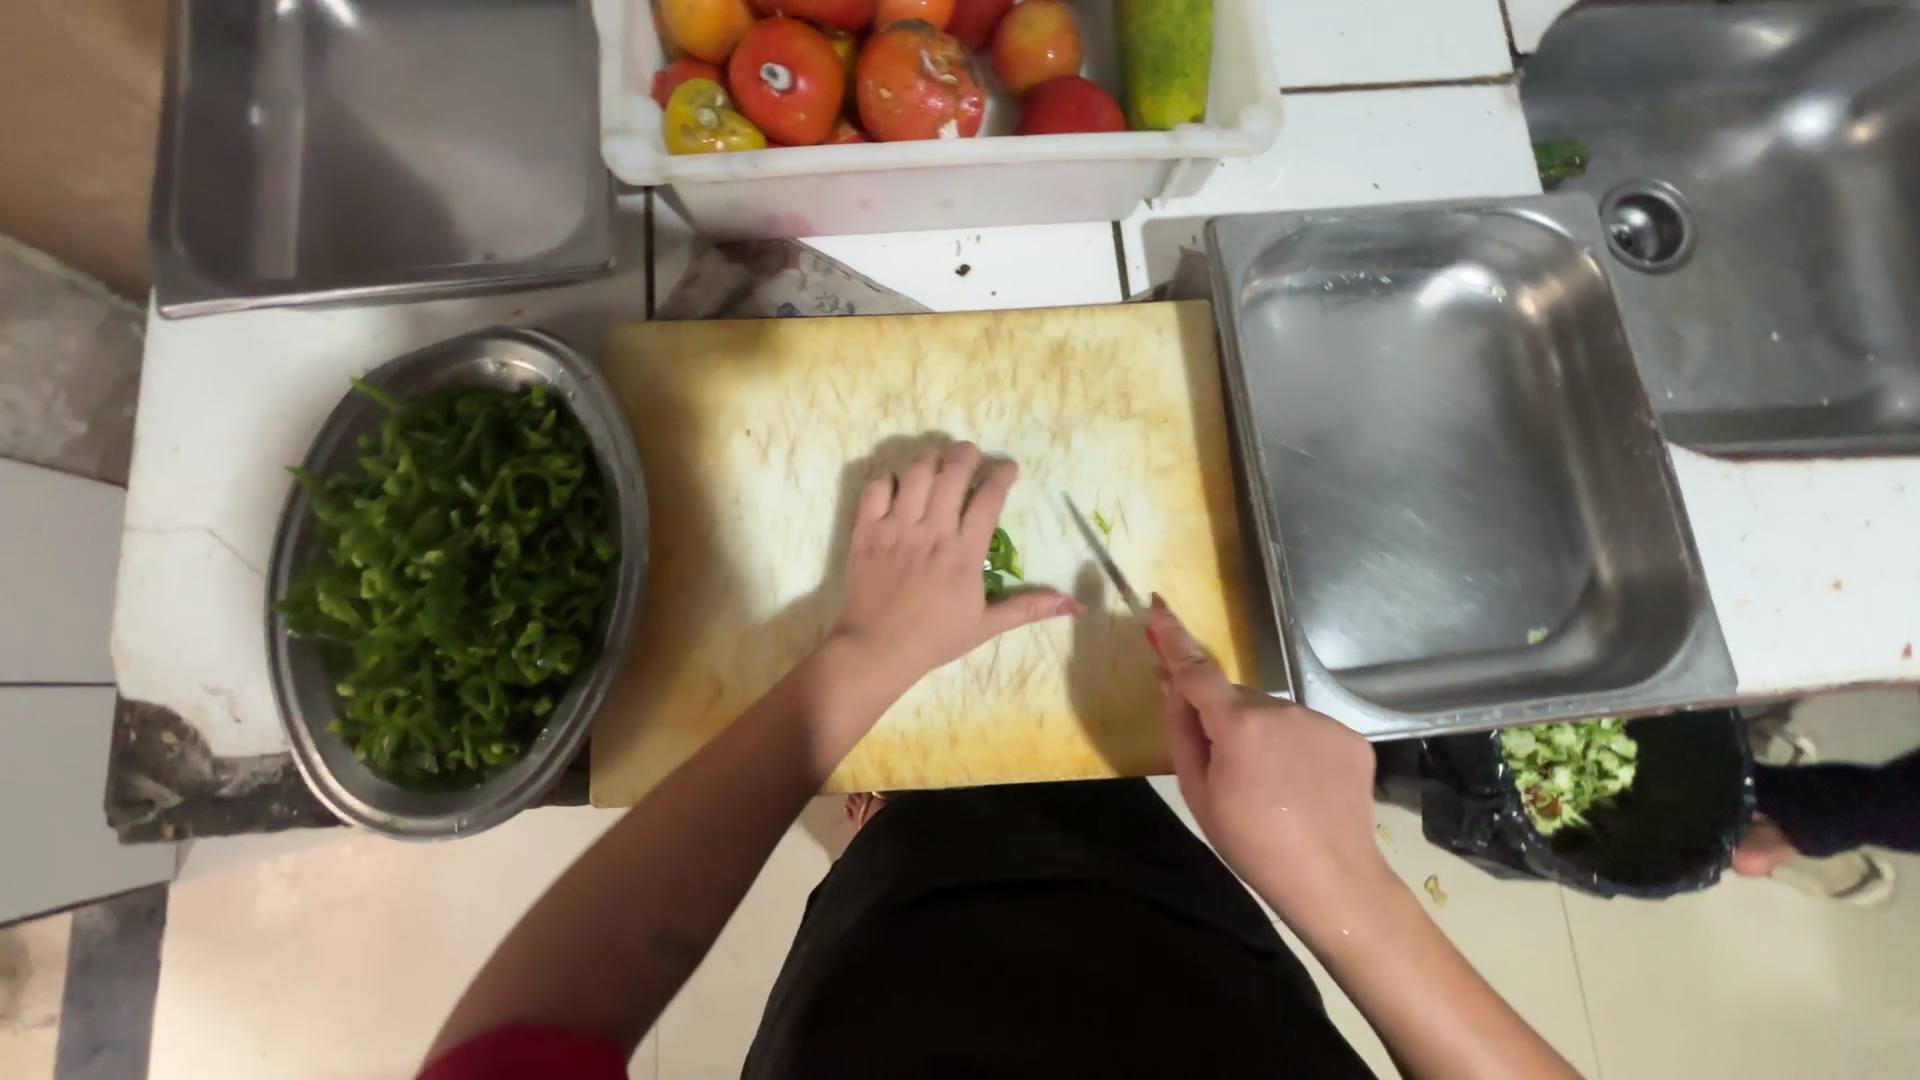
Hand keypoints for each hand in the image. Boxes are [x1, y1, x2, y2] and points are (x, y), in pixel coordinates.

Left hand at [831, 443, 1080, 693]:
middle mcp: (932, 532)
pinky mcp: (866, 530)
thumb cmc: (935, 638)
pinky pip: (876, 488)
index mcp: (964, 553)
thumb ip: (1029, 608)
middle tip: (971, 453)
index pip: (989, 498)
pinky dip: (890, 477)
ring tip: (938, 459)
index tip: (1008, 467)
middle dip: (966, 454)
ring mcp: (896, 528)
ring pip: (916, 473)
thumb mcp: (987, 625)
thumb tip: (1077, 605)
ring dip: (930, 458)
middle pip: (952, 473)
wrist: (877, 649)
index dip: (1002, 474)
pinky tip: (900, 483)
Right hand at [1147, 595, 1393, 926]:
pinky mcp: (1349, 737)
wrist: (1333, 882)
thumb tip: (1172, 684)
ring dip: (1259, 734)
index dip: (1173, 636)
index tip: (1157, 605)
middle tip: (1223, 766)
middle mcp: (1281, 709)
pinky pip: (1304, 730)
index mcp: (1238, 723)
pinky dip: (1293, 747)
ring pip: (1271, 715)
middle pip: (1235, 699)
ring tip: (1268, 785)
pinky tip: (1299, 785)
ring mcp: (1320, 721)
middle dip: (1221, 718)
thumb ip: (1181, 729)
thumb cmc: (1251, 842)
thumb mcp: (1197, 790)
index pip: (1196, 669)